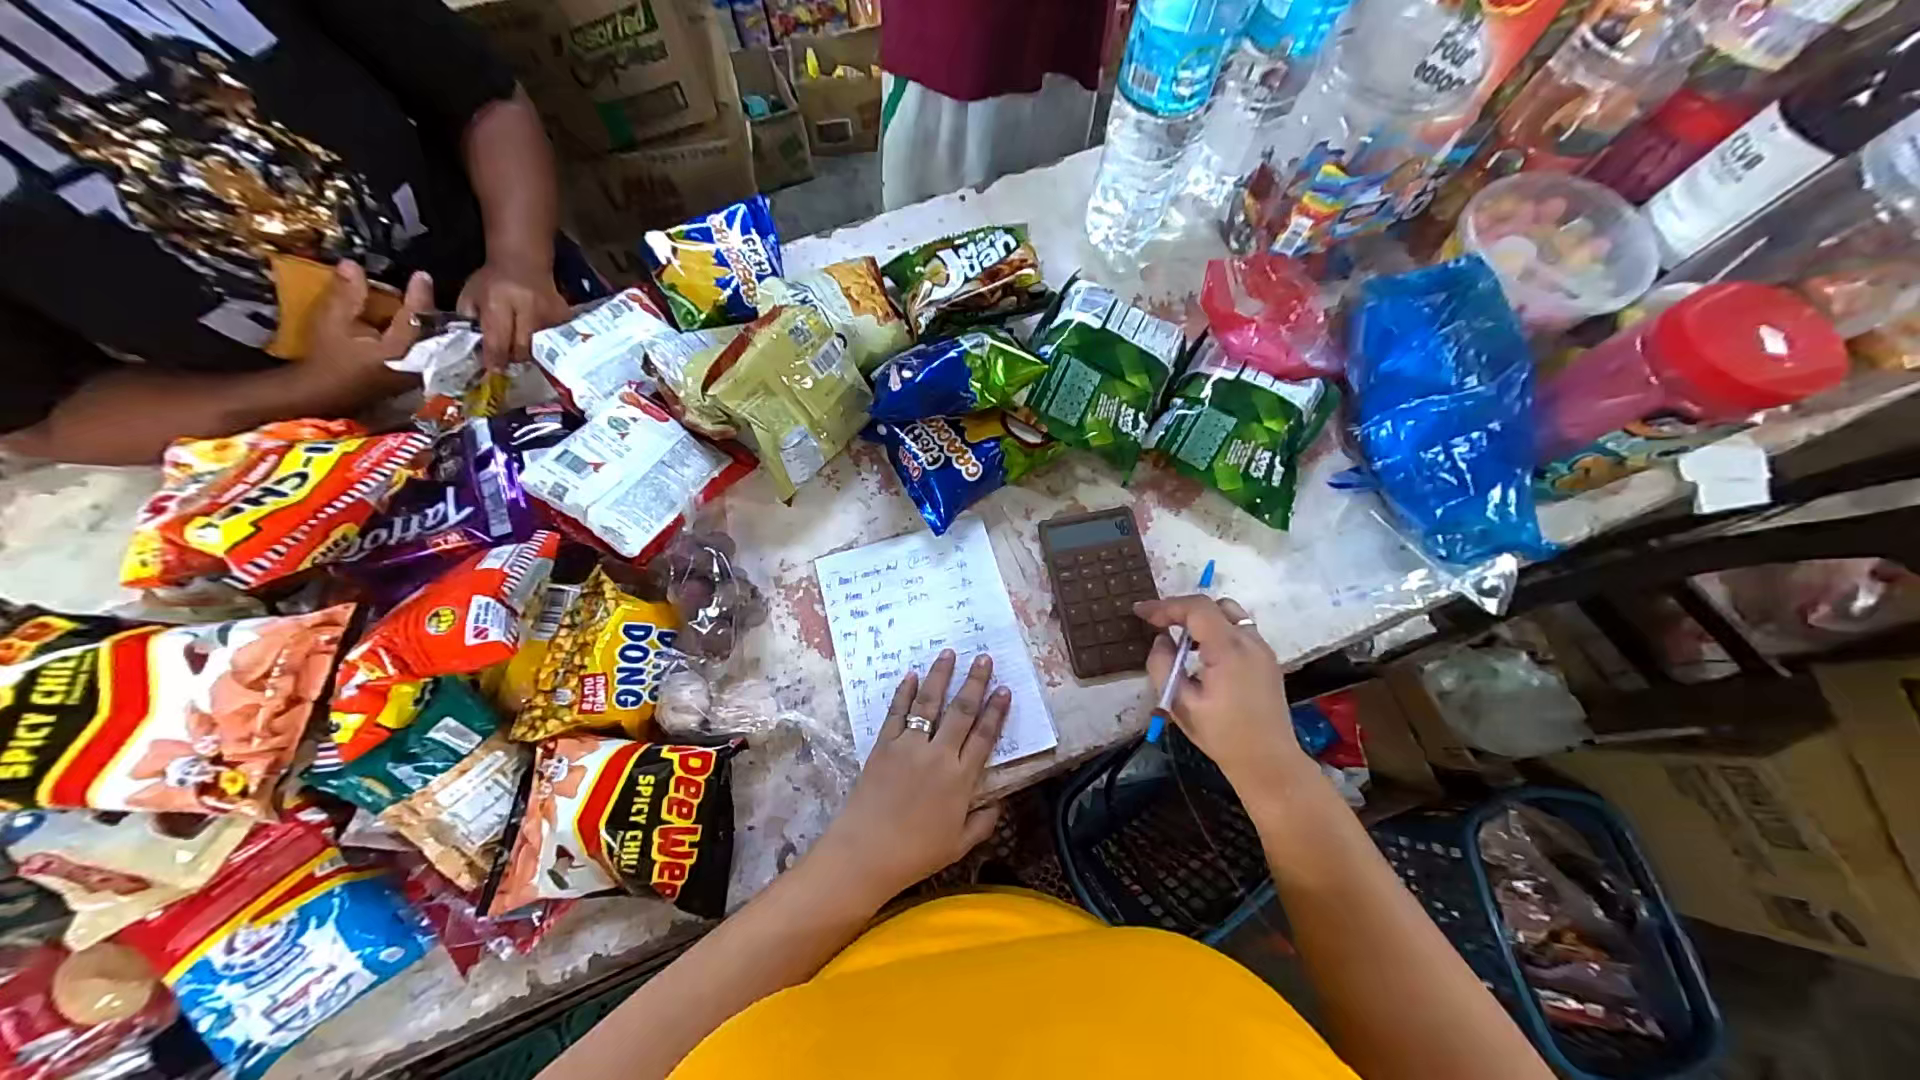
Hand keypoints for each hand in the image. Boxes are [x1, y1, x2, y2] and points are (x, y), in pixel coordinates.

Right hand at [303, 260, 431, 403]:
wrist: (324, 392)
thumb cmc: (327, 357)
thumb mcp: (332, 322)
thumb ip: (347, 295)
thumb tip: (352, 264)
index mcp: (403, 350)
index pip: (418, 316)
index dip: (419, 294)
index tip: (422, 275)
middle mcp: (420, 362)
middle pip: (432, 329)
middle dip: (427, 307)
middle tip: (422, 286)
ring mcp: (420, 371)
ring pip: (431, 340)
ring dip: (425, 320)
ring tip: (418, 300)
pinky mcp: (415, 375)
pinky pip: (425, 349)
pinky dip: (420, 333)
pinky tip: (411, 322)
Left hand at [457, 256, 569, 368]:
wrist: (524, 262)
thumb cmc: (492, 280)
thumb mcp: (471, 296)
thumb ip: (470, 322)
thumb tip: (476, 350)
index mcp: (498, 301)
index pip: (497, 339)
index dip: (495, 358)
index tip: (494, 370)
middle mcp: (527, 308)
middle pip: (522, 348)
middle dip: (513, 358)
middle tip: (507, 361)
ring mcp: (549, 314)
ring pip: (540, 348)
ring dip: (530, 353)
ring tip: (521, 350)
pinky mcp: (564, 317)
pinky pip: (554, 341)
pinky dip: (545, 345)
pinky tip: (538, 340)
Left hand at [809, 649, 1009, 904]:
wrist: (865, 853)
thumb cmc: (916, 854)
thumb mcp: (960, 845)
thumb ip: (983, 822)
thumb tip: (998, 803)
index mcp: (961, 779)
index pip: (984, 736)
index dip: (996, 711)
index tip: (1004, 689)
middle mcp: (938, 755)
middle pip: (961, 712)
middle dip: (974, 682)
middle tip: (983, 657)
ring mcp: (909, 747)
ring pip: (928, 704)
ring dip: (940, 676)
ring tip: (949, 653)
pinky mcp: (883, 746)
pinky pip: (896, 713)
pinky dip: (904, 693)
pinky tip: (910, 675)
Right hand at [1137, 595, 1316, 793]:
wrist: (1269, 763)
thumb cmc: (1222, 735)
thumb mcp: (1180, 703)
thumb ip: (1163, 665)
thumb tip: (1162, 640)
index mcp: (1229, 650)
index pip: (1196, 608)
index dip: (1165, 606)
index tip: (1141, 613)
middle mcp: (1250, 642)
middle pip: (1215, 606)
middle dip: (1184, 610)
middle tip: (1160, 625)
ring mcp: (1263, 650)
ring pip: (1230, 616)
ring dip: (1202, 621)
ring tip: (1181, 642)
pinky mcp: (1268, 661)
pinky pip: (1240, 632)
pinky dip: (1217, 632)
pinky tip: (1203, 656)